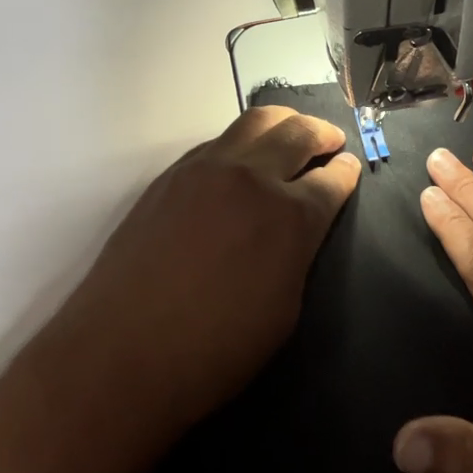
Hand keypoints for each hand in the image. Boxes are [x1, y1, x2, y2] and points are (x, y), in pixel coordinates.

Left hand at [50, 105, 361, 429]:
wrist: (121, 350)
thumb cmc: (213, 350)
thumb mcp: (282, 312)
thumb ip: (297, 255)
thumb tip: (299, 228)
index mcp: (289, 216)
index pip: (331, 180)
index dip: (346, 173)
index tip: (351, 167)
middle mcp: (250, 177)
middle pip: (297, 132)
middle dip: (322, 132)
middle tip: (331, 140)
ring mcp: (205, 169)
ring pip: (254, 121)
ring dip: (283, 122)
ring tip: (292, 132)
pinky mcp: (171, 174)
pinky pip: (217, 142)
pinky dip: (242, 141)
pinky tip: (242, 160)